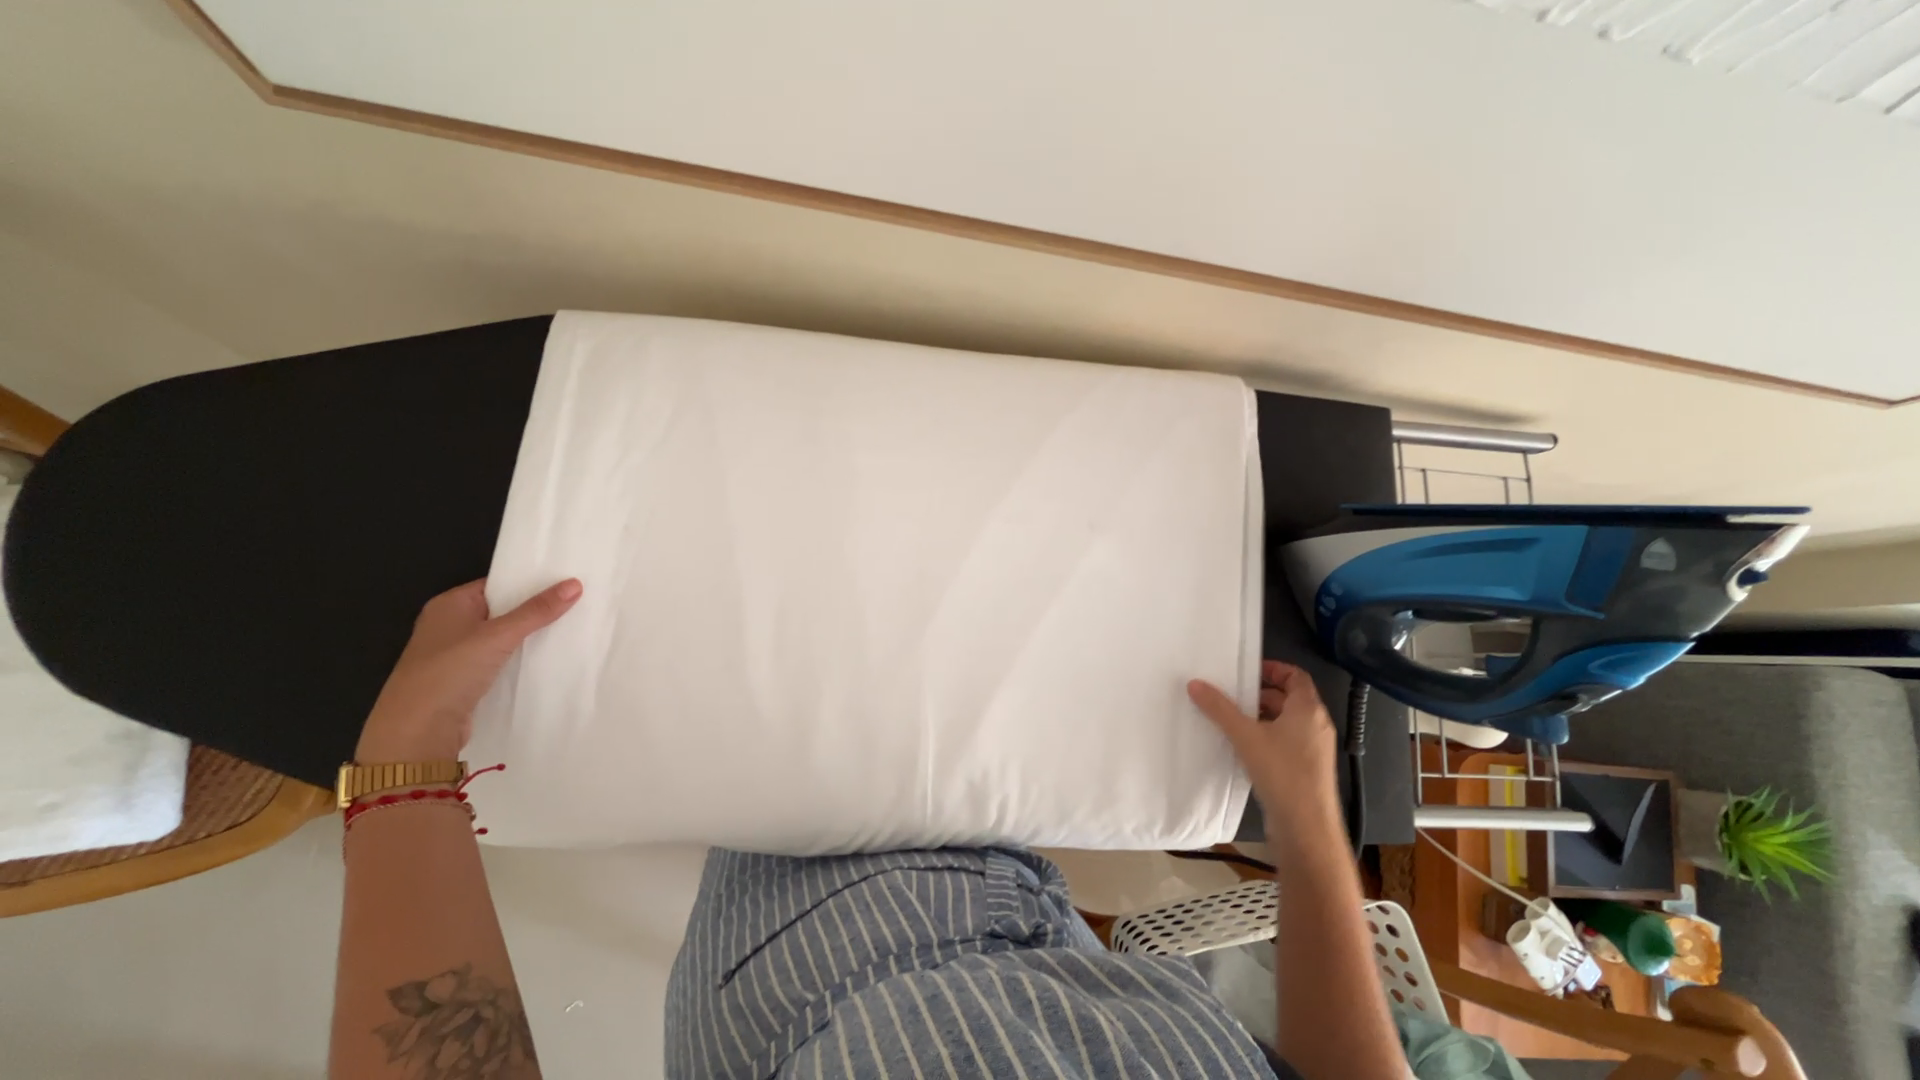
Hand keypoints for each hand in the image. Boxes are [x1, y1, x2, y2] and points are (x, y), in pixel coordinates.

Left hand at [355, 578, 583, 762]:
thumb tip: (575, 584)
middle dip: (534, 610)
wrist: (418, 731)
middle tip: (577, 603)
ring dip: (529, 637)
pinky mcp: (465, 681)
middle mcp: (450, 625)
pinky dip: (520, 660)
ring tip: (572, 628)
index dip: (528, 582)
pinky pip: (500, 661)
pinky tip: (548, 660)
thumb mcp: (497, 636)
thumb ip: (536, 611)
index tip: (565, 581)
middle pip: (501, 611)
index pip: (496, 585)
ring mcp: (456, 655)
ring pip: (502, 638)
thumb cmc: (450, 671)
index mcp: (449, 604)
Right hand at [1188, 660, 1342, 855]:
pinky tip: (1242, 748)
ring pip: (1286, 722)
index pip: (1296, 675)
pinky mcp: (1306, 770)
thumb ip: (1220, 709)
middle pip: (1289, 698)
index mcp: (1308, 709)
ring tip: (1230, 720)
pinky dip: (1266, 738)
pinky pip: (1286, 743)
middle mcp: (1316, 725)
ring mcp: (1313, 750)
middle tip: (1230, 695)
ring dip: (1261, 717)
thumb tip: (1195, 683)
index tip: (1246, 671)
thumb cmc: (1282, 772)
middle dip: (1260, 694)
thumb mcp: (1245, 736)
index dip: (1273, 669)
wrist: (1306, 827)